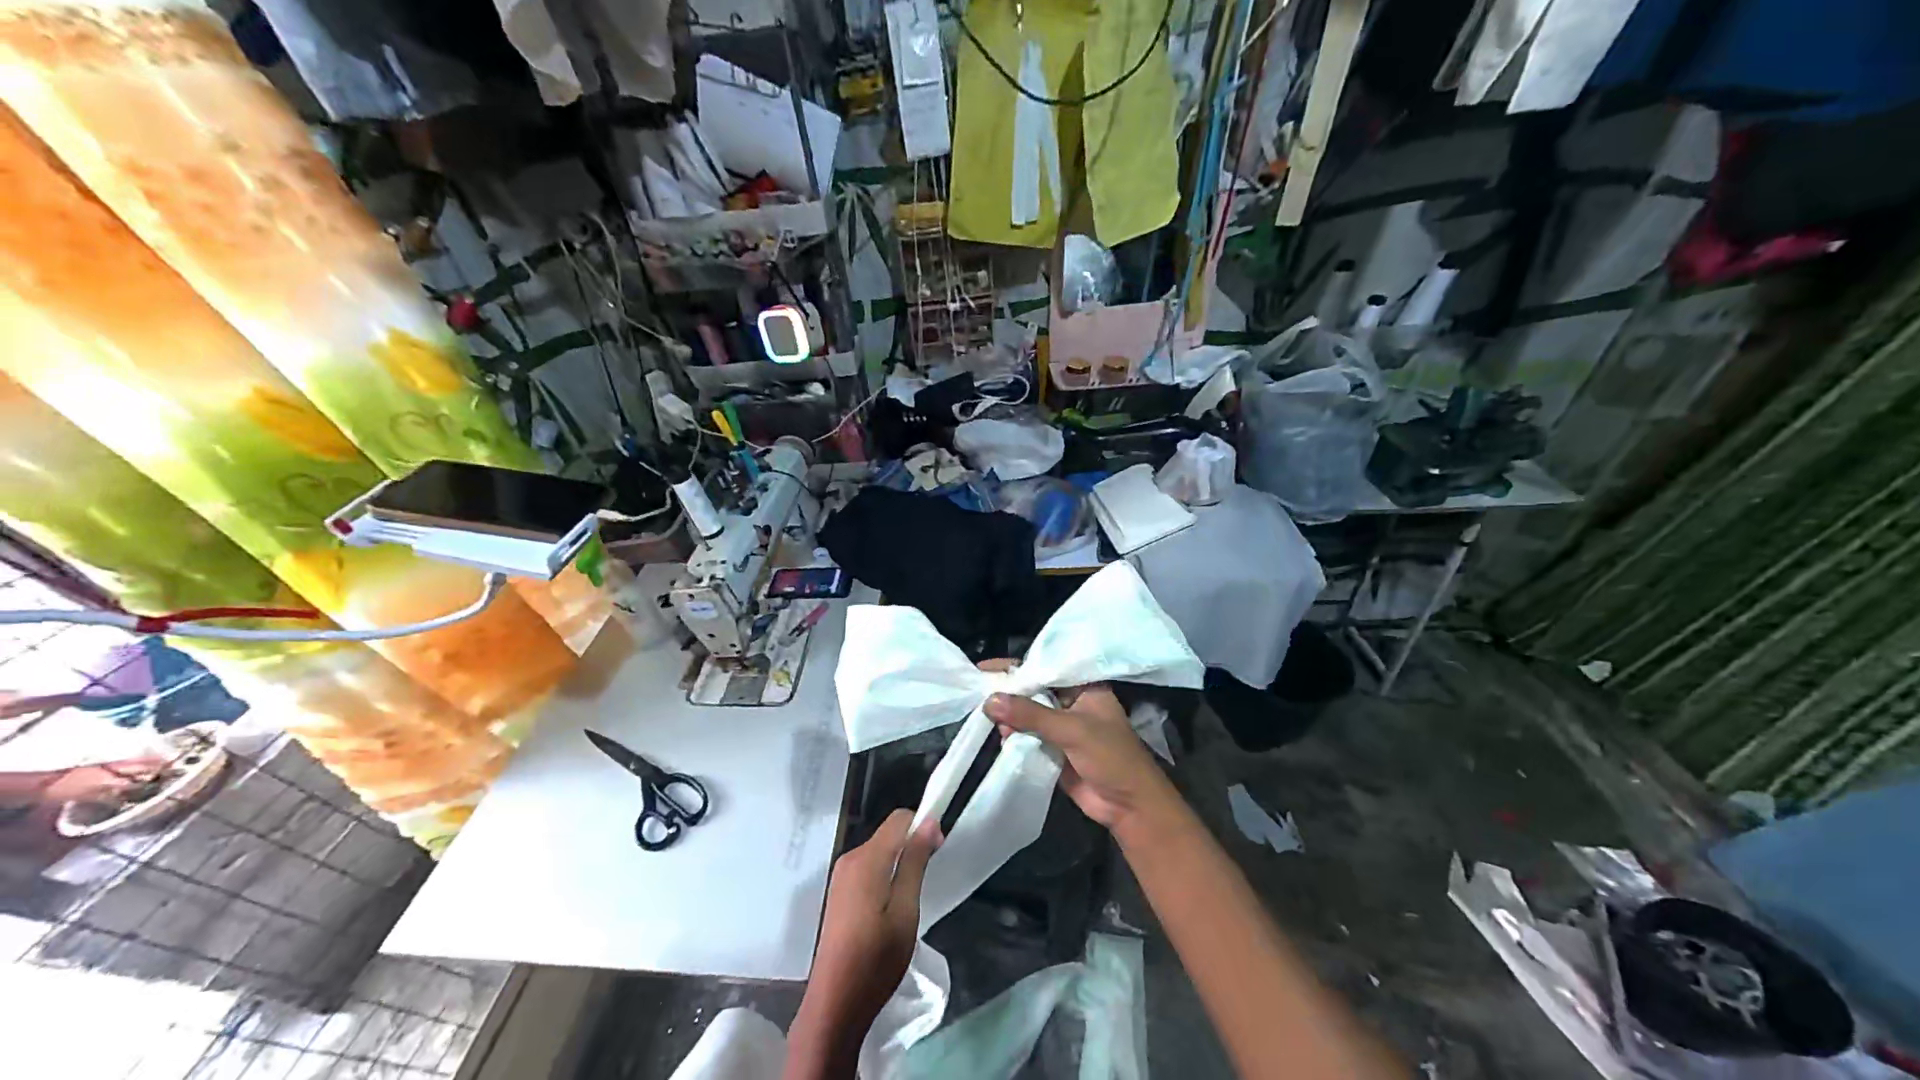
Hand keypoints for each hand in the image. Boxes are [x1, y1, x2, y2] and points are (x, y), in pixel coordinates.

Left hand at [799, 809, 940, 1036]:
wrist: (835, 1004)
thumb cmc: (876, 959)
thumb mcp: (906, 910)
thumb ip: (915, 862)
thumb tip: (929, 822)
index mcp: (866, 859)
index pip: (899, 819)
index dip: (923, 827)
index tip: (938, 853)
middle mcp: (849, 859)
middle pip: (888, 836)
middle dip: (911, 849)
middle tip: (924, 885)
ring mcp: (840, 877)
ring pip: (879, 853)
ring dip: (898, 867)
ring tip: (908, 905)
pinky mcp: (838, 894)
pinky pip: (868, 870)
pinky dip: (884, 879)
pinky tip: (889, 912)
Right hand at [977, 661, 1180, 839]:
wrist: (1129, 806)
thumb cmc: (1111, 757)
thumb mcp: (1072, 729)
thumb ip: (1031, 714)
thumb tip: (990, 700)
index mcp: (1084, 687)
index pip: (1045, 667)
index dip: (1016, 667)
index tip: (984, 668)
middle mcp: (1071, 702)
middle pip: (1033, 690)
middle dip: (1007, 692)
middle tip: (975, 691)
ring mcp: (1062, 727)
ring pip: (1027, 714)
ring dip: (1008, 716)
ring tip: (982, 715)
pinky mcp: (1054, 750)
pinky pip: (1027, 737)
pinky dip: (1013, 736)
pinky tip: (997, 735)